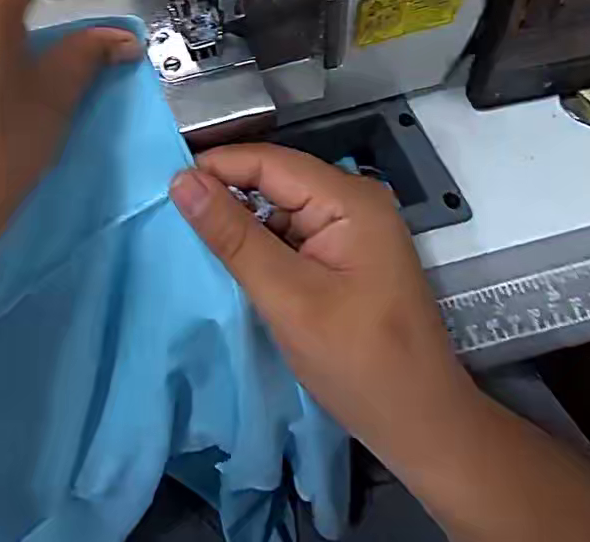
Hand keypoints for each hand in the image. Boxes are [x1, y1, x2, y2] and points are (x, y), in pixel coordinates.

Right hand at [169, 145, 478, 469]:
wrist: (422, 427)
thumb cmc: (361, 364)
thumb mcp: (288, 299)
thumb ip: (233, 236)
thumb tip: (182, 182)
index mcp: (349, 199)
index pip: (268, 161)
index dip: (216, 167)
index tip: (167, 187)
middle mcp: (352, 199)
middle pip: (273, 178)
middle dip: (224, 192)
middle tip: (174, 214)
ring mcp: (349, 224)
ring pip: (277, 203)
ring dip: (239, 218)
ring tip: (195, 237)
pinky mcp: (342, 249)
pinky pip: (289, 227)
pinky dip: (258, 239)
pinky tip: (233, 256)